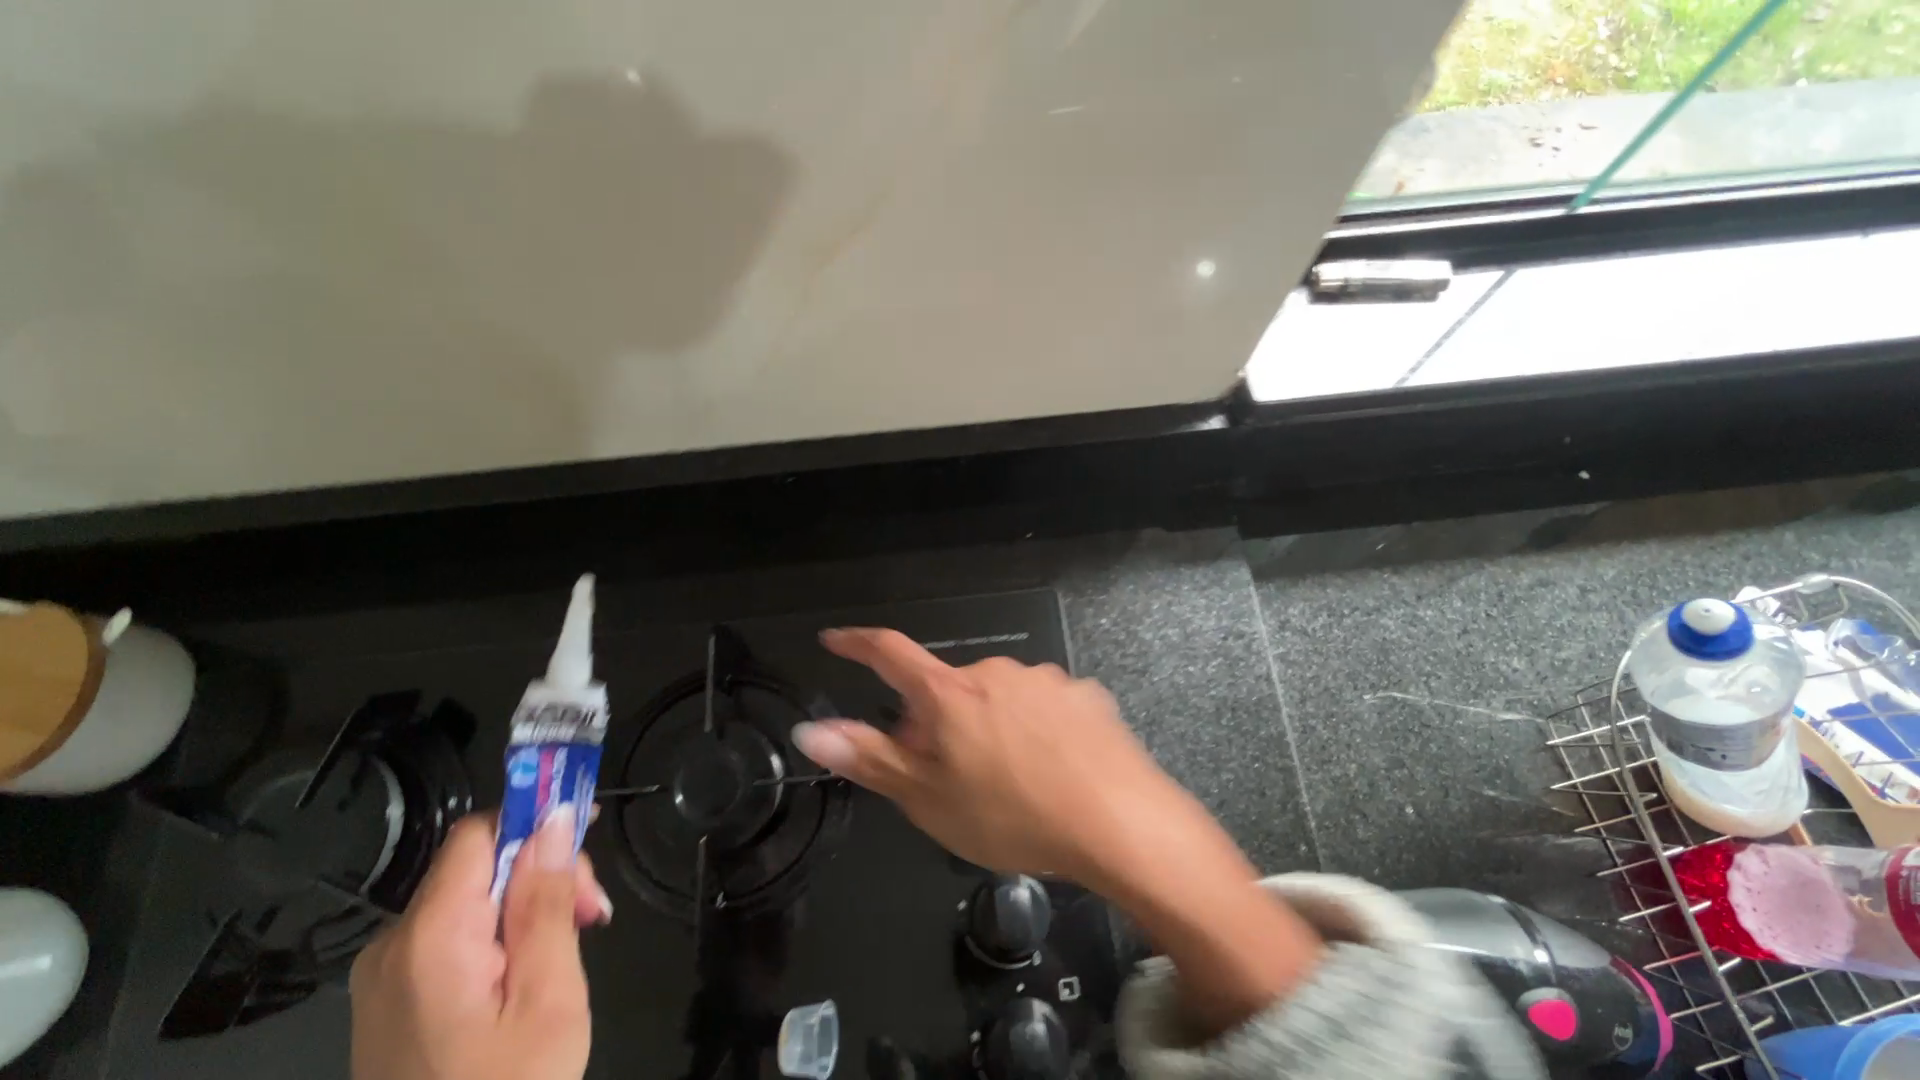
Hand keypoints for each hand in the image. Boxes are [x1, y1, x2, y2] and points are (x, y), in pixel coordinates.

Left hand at [349, 809, 613, 1079]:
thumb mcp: (549, 999)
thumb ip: (546, 905)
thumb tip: (555, 822)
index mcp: (429, 937)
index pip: (479, 833)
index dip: (536, 822)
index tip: (588, 842)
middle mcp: (392, 945)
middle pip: (475, 866)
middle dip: (540, 874)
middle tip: (592, 916)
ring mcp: (382, 977)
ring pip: (466, 901)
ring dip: (524, 906)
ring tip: (569, 947)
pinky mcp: (387, 1002)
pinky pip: (449, 939)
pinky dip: (497, 938)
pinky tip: (530, 971)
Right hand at [792, 627, 1194, 884]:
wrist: (1119, 823)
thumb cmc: (1012, 816)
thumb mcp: (928, 799)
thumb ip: (869, 759)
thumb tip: (810, 730)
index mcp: (949, 694)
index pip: (890, 653)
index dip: (857, 644)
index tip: (836, 639)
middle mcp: (996, 673)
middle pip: (947, 689)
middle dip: (934, 723)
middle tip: (942, 775)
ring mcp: (1045, 681)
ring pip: (996, 699)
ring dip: (984, 726)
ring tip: (1003, 783)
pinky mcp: (1085, 696)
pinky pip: (1041, 708)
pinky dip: (1031, 731)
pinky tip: (1049, 772)